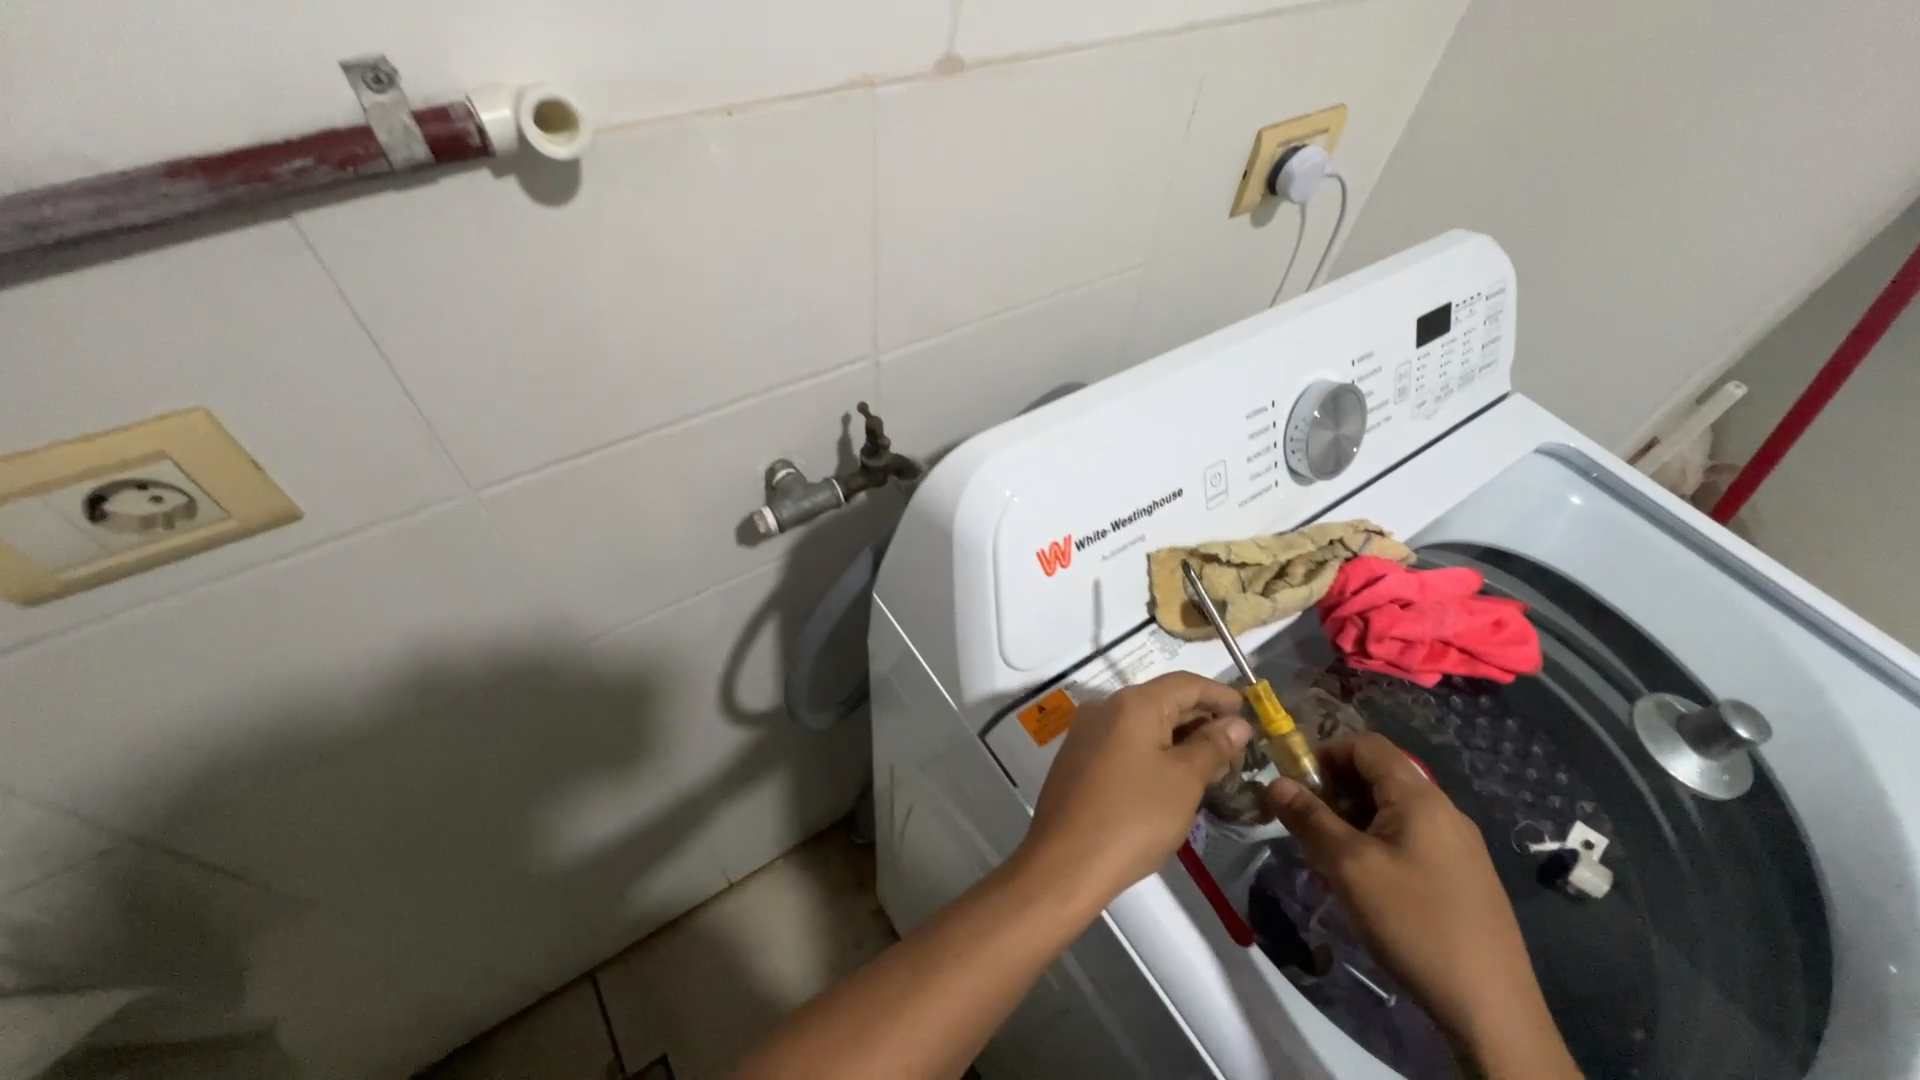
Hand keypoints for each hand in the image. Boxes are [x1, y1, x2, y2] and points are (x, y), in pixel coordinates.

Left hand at [1017, 673, 1249, 909]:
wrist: (1065, 863)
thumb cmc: (1133, 817)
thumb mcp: (1184, 781)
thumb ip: (1212, 746)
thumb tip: (1236, 724)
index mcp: (1132, 704)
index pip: (1186, 683)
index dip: (1221, 695)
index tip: (1250, 713)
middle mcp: (1104, 708)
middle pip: (1163, 701)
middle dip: (1202, 721)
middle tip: (1237, 751)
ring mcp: (1086, 734)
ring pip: (1143, 725)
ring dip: (1179, 740)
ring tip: (1212, 768)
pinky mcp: (1078, 761)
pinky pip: (1125, 744)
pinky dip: (1153, 753)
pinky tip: (1173, 780)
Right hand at [1266, 734, 1578, 1077]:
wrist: (1490, 1004)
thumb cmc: (1414, 922)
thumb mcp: (1349, 867)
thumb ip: (1309, 819)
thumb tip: (1275, 783)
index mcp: (1420, 797)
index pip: (1368, 745)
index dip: (1325, 752)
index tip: (1293, 783)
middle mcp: (1444, 811)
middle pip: (1380, 776)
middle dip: (1334, 789)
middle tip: (1303, 823)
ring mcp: (1458, 845)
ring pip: (1393, 811)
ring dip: (1352, 819)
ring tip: (1326, 856)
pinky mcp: (1462, 876)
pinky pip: (1410, 839)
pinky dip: (1376, 843)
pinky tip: (1363, 882)